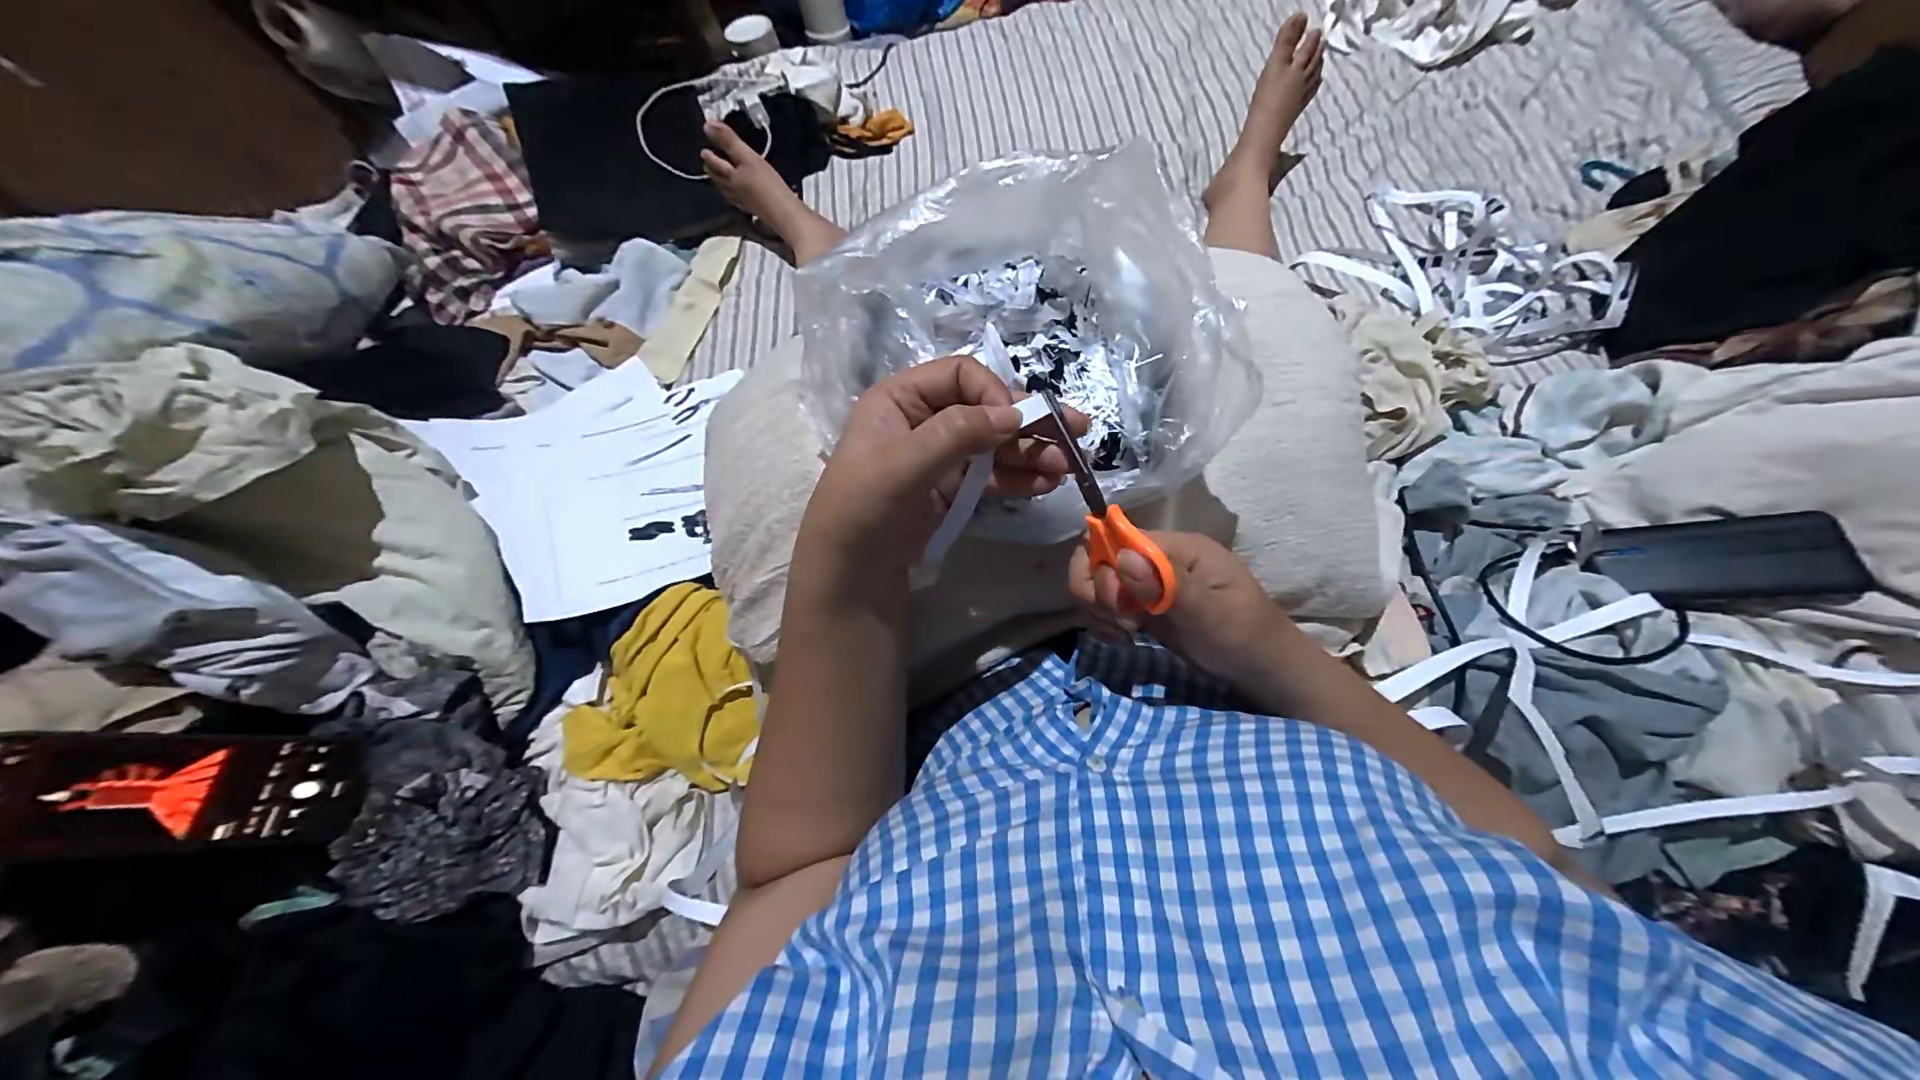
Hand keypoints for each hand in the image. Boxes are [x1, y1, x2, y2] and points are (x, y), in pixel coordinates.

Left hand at [797, 355, 1086, 579]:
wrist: (850, 571)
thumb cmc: (863, 506)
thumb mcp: (904, 463)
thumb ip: (958, 433)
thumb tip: (1014, 413)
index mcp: (901, 399)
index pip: (960, 375)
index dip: (993, 393)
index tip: (1016, 422)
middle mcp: (923, 420)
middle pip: (985, 408)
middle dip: (1029, 422)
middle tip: (1076, 432)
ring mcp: (941, 456)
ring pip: (995, 443)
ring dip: (1032, 452)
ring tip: (1068, 467)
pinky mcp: (952, 488)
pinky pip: (992, 474)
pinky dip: (1019, 477)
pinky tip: (1046, 484)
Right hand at [1068, 530, 1290, 682]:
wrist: (1260, 668)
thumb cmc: (1244, 635)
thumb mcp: (1211, 612)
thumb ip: (1167, 584)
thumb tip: (1123, 558)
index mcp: (1175, 547)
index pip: (1114, 537)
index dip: (1105, 569)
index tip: (1121, 605)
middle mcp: (1154, 558)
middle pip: (1096, 556)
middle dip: (1098, 592)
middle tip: (1125, 622)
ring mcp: (1145, 582)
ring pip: (1095, 582)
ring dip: (1099, 609)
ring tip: (1127, 633)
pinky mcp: (1140, 606)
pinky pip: (1104, 605)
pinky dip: (1103, 622)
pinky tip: (1123, 639)